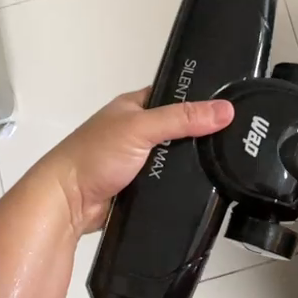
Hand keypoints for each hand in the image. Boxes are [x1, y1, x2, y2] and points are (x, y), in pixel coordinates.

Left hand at [26, 89, 234, 237]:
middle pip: (178, 129)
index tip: (229, 105)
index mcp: (133, 106)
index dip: (199, 99)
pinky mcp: (140, 185)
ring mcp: (137, 159)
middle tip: (229, 138)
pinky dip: (178, 184)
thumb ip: (182, 119)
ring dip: (187, 164)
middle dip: (198, 136)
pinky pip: (168, 182)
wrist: (67, 202)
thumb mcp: (141, 127)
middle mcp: (135, 130)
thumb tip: (223, 110)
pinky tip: (196, 187)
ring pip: (175, 158)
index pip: (174, 95)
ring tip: (217, 164)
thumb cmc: (92, 155)